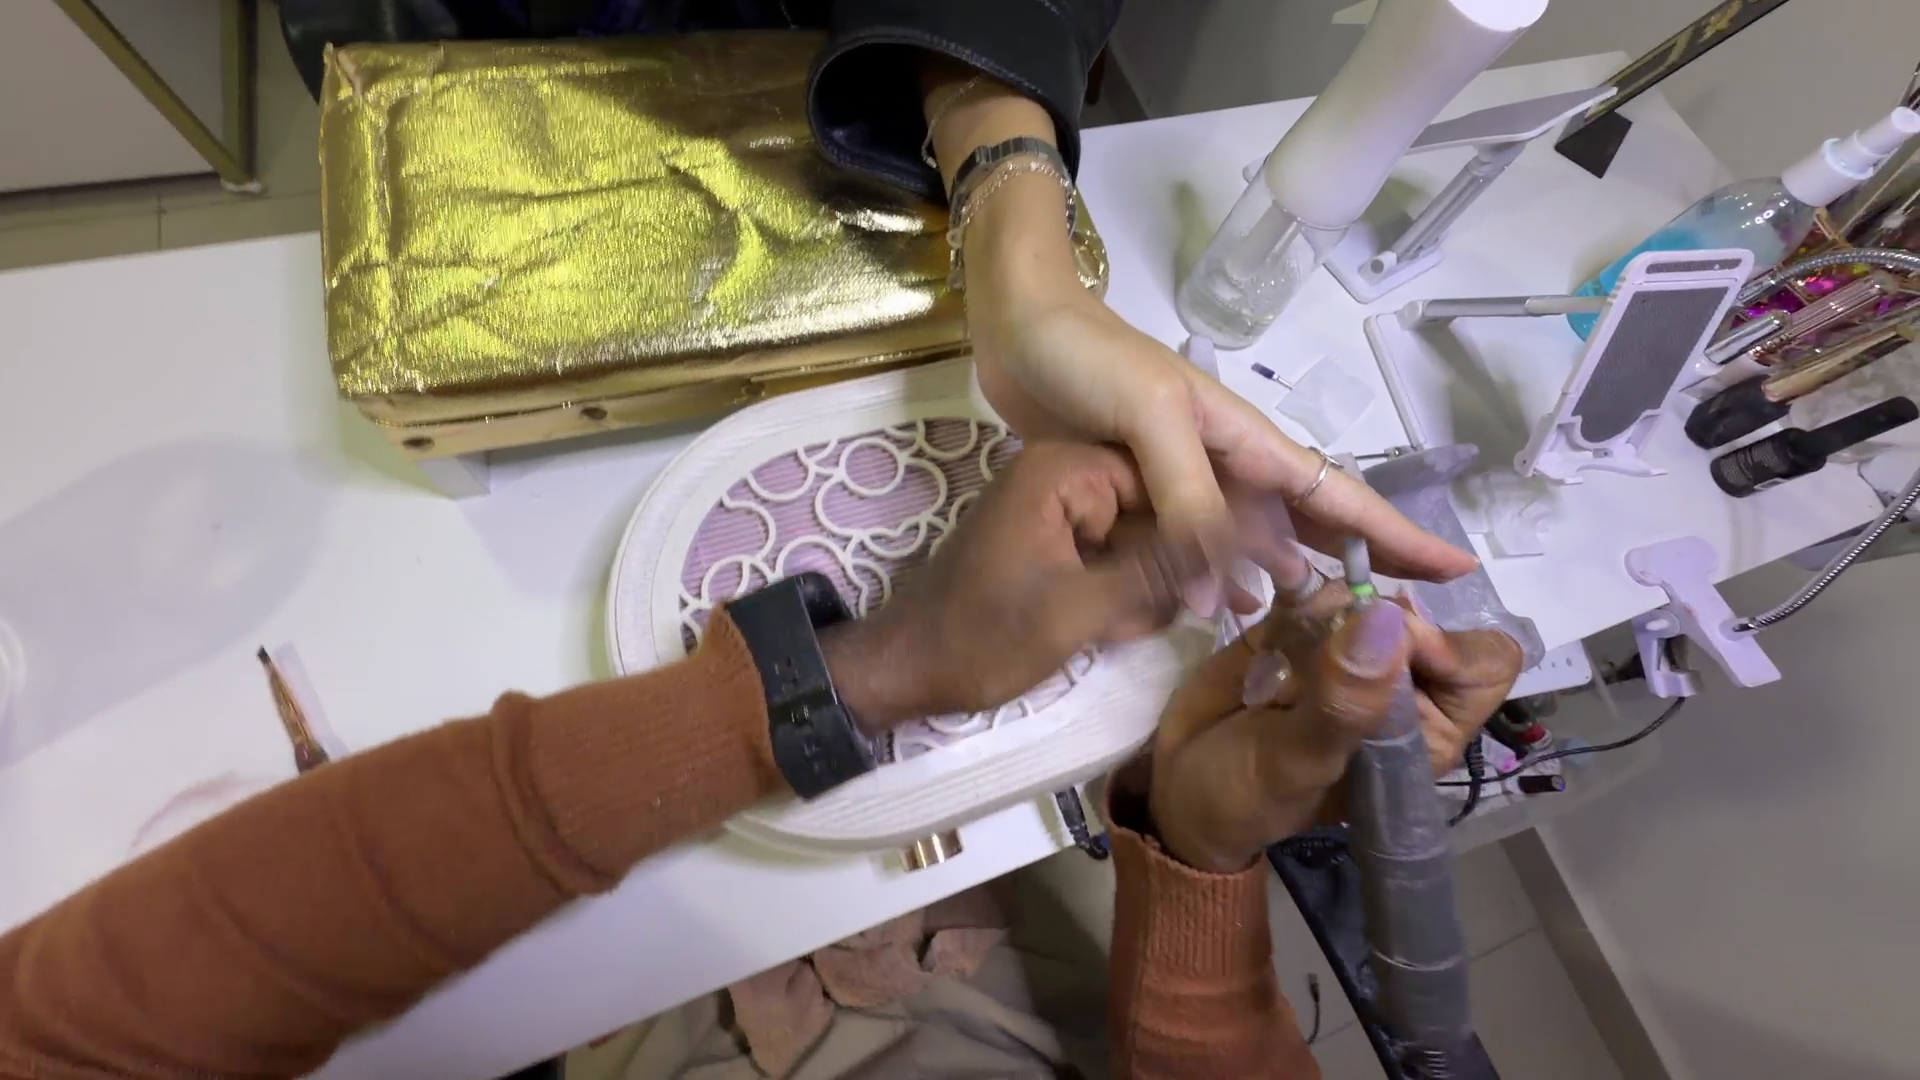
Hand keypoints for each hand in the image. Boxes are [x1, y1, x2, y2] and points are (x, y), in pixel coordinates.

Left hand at [818, 442, 1229, 729]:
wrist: (905, 667)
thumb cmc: (982, 635)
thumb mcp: (1078, 607)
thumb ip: (1162, 570)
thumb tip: (1248, 542)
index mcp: (1069, 469)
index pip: (1175, 481)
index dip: (1222, 531)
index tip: (1267, 579)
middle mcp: (1066, 475)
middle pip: (1160, 510)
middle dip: (1181, 568)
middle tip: (1198, 613)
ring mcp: (1055, 510)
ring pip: (1139, 540)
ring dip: (1152, 587)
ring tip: (1136, 627)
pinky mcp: (1049, 541)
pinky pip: (1109, 555)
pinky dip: (1122, 591)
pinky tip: (1116, 628)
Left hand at [966, 230, 1477, 586]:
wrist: (1022, 334)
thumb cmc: (1090, 363)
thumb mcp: (1152, 422)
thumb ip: (1190, 501)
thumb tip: (1224, 594)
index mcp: (1240, 439)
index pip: (1335, 490)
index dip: (1395, 532)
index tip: (1457, 569)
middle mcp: (1219, 465)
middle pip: (1299, 520)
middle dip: (1343, 563)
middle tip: (1375, 623)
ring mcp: (1176, 481)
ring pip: (1242, 539)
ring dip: (1272, 577)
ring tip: (1295, 628)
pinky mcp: (1133, 493)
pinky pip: (1184, 543)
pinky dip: (1204, 574)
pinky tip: (1207, 604)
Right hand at [1141, 584, 1522, 873]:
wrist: (1177, 782)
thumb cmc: (1246, 792)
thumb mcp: (1295, 760)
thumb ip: (1342, 702)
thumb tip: (1388, 620)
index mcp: (1421, 730)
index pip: (1478, 664)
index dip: (1442, 645)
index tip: (1379, 643)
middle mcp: (1393, 687)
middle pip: (1417, 618)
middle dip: (1368, 616)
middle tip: (1314, 643)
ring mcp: (1342, 654)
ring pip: (1362, 594)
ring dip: (1321, 606)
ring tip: (1278, 647)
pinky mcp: (1296, 630)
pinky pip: (1312, 589)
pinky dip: (1291, 592)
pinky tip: (1263, 627)